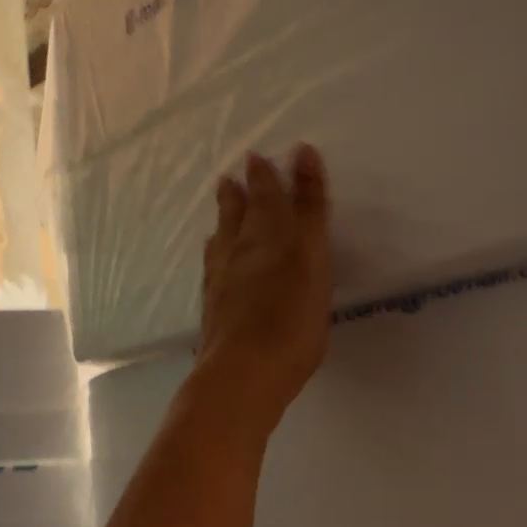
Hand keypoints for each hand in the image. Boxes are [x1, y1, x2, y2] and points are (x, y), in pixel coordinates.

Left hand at [198, 145, 332, 429]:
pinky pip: (216, 263)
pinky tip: (217, 253)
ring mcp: (224, 279)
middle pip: (247, 212)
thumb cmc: (291, 325)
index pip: (282, 198)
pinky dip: (219, 248)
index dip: (290, 177)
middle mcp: (243, 251)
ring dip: (230, 212)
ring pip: (226, 235)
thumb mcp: (311, 262)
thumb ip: (308, 212)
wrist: (243, 375)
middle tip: (248, 164)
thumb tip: (301, 155)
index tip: (294, 151)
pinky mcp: (215, 305)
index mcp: (272, 239)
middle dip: (252, 187)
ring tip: (228, 195)